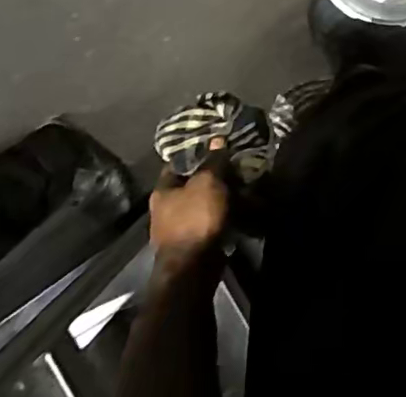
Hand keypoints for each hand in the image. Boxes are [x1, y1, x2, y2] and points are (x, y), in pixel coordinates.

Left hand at [149, 137, 228, 268]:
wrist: (193, 265)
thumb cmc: (195, 218)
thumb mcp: (207, 182)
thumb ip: (213, 160)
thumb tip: (217, 139)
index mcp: (162, 190)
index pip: (177, 162)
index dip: (196, 150)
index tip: (217, 142)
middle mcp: (166, 206)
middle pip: (191, 181)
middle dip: (213, 172)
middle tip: (235, 160)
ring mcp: (179, 224)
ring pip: (203, 198)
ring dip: (220, 191)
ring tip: (242, 180)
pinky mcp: (193, 237)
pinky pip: (210, 214)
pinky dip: (223, 208)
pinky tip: (239, 202)